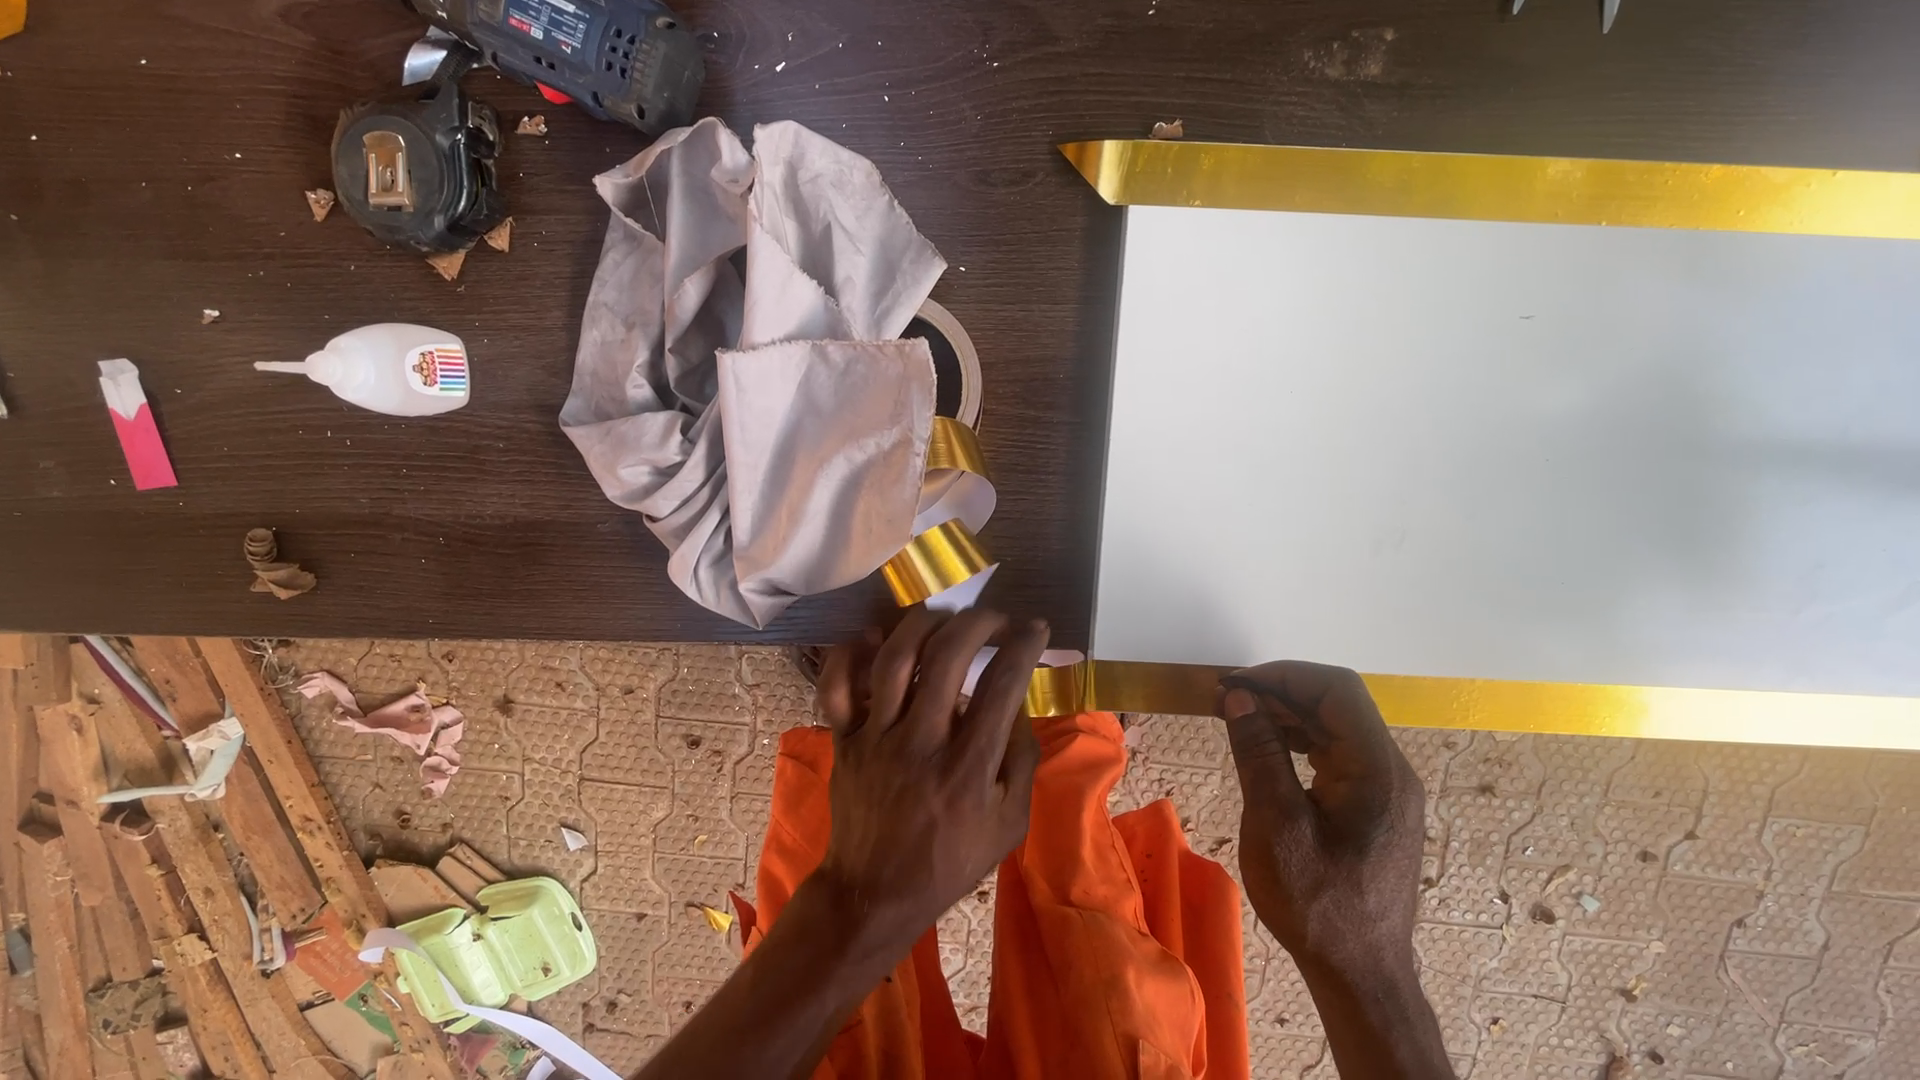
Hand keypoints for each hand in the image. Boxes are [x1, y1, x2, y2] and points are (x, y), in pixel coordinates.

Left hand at [813, 607, 1049, 947]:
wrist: (874, 893)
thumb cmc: (949, 860)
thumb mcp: (1008, 824)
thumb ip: (1020, 762)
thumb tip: (1017, 705)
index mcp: (968, 768)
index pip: (1002, 687)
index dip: (1024, 646)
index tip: (1036, 627)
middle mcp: (921, 744)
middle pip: (947, 658)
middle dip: (977, 623)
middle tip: (993, 618)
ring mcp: (876, 739)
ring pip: (894, 660)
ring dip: (923, 624)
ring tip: (945, 616)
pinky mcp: (843, 741)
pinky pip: (836, 687)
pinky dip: (850, 654)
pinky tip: (874, 637)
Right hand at [1219, 661, 1425, 973]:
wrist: (1359, 973)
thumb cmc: (1316, 902)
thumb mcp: (1276, 824)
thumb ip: (1259, 754)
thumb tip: (1240, 698)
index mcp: (1378, 769)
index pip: (1336, 690)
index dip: (1283, 675)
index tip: (1234, 685)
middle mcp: (1392, 771)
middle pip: (1339, 705)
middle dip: (1281, 692)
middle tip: (1227, 701)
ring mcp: (1387, 790)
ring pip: (1338, 728)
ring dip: (1289, 716)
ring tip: (1239, 721)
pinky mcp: (1376, 808)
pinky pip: (1339, 755)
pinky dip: (1301, 742)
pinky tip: (1269, 752)